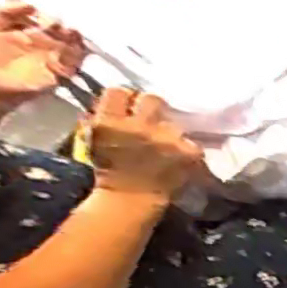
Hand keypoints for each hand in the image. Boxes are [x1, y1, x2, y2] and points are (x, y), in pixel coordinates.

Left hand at [0, 2, 85, 98]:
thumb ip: (3, 12)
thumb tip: (32, 5)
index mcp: (28, 32)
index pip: (47, 23)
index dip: (52, 17)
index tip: (51, 13)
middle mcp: (44, 45)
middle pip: (63, 36)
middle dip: (66, 29)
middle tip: (64, 23)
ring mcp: (53, 60)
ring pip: (72, 49)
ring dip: (75, 42)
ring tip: (73, 32)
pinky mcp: (58, 75)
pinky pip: (72, 65)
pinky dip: (75, 57)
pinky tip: (73, 49)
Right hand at [86, 89, 201, 199]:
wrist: (132, 195)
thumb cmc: (110, 167)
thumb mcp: (94, 136)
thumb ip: (107, 116)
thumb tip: (122, 102)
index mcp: (109, 120)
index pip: (120, 91)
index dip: (127, 97)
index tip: (131, 105)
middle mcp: (140, 125)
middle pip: (153, 99)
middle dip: (153, 106)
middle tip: (154, 117)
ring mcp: (167, 138)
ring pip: (175, 121)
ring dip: (171, 129)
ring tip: (167, 140)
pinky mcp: (189, 151)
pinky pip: (192, 141)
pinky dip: (188, 147)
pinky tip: (181, 155)